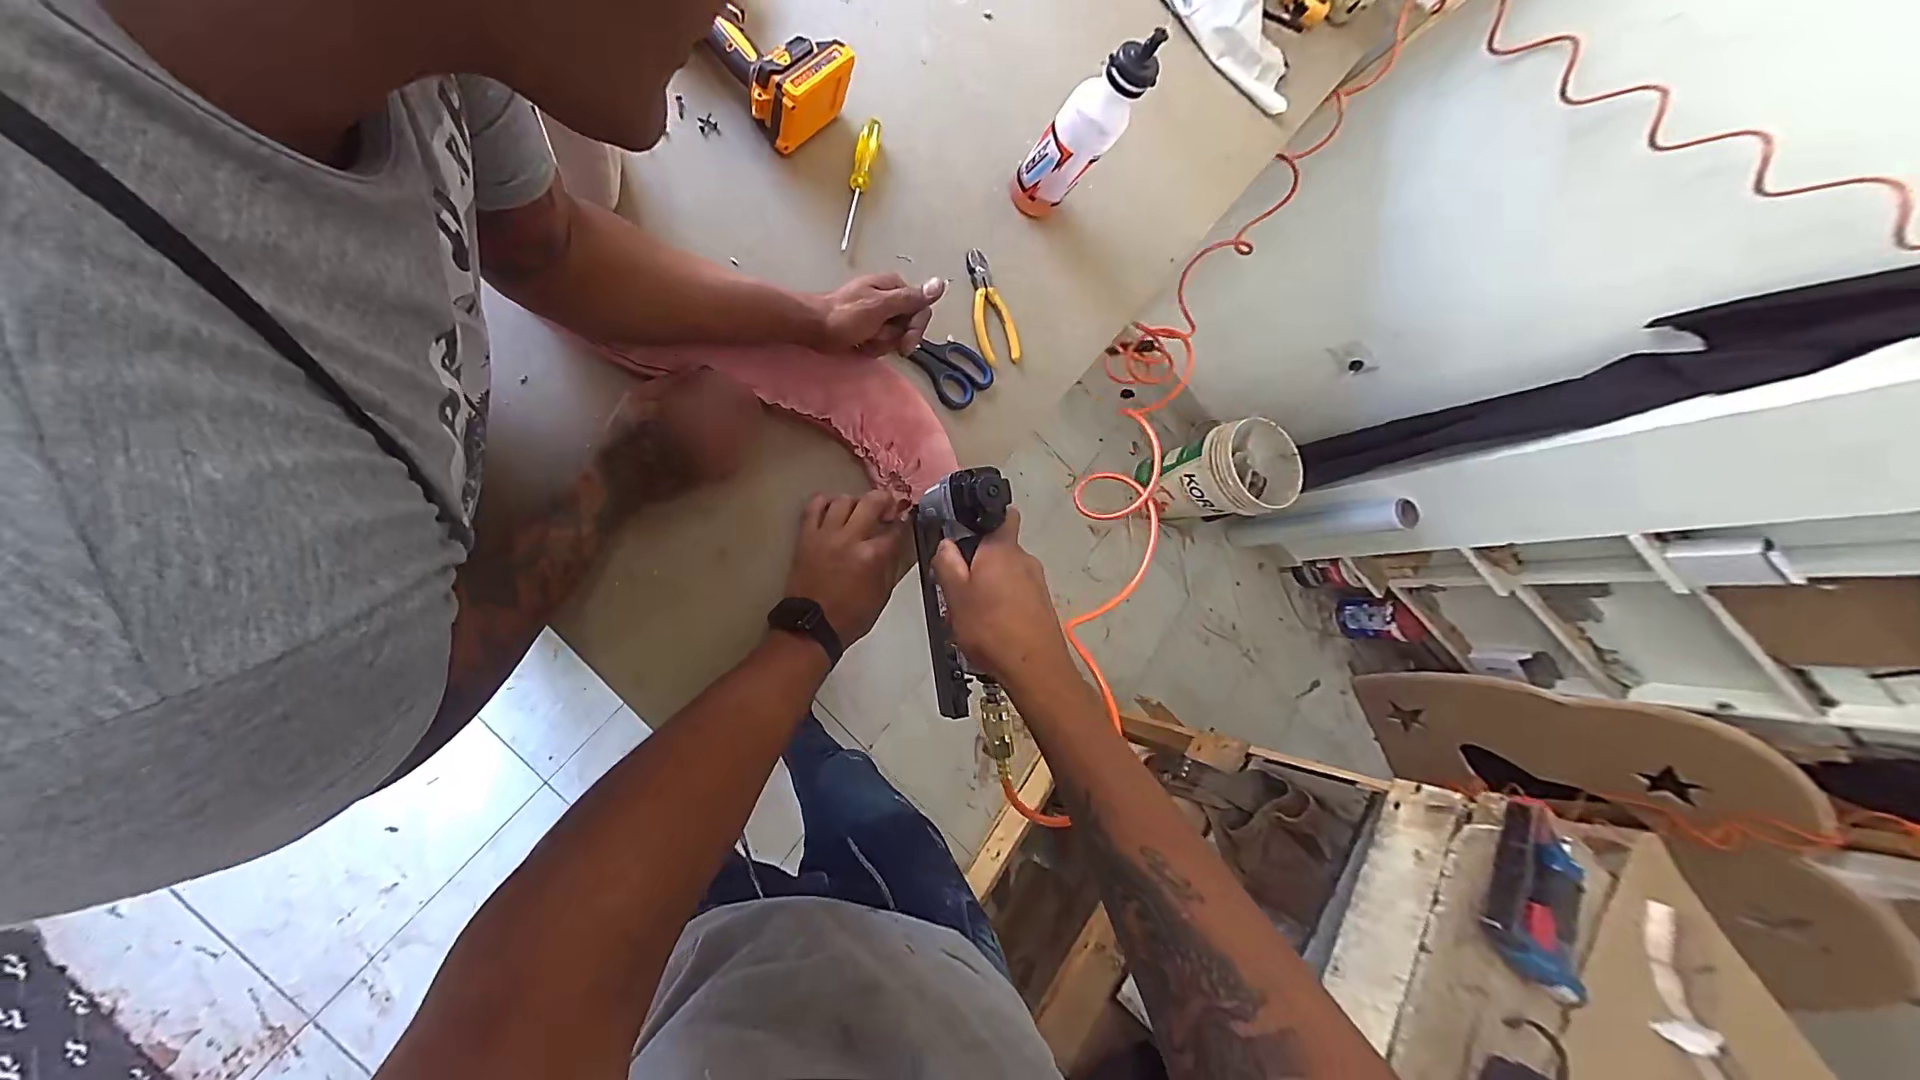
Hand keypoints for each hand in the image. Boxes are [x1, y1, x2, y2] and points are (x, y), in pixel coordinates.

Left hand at [785, 489, 909, 645]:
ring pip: (844, 499)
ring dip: (857, 502)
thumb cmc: (851, 616)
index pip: (895, 529)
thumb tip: (896, 542)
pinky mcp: (806, 536)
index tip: (904, 520)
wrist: (812, 625)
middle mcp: (850, 539)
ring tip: (859, 512)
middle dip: (886, 500)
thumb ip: (891, 563)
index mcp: (872, 556)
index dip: (903, 522)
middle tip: (887, 507)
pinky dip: (826, 501)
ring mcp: (826, 535)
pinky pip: (815, 506)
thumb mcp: (883, 593)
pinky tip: (834, 509)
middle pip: (872, 501)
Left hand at [811, 274, 945, 355]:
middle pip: (908, 325)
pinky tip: (859, 344)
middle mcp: (888, 297)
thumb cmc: (844, 316)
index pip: (921, 309)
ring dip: (881, 343)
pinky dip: (872, 346)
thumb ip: (911, 298)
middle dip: (893, 337)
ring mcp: (878, 313)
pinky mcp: (868, 327)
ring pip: (895, 336)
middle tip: (874, 338)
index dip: (915, 330)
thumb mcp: (881, 306)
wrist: (813, 328)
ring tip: (863, 339)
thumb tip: (940, 284)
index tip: (905, 346)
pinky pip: (882, 341)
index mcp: (894, 287)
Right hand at [929, 509, 1074, 689]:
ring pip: (1003, 575)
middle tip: (954, 588)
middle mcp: (1024, 559)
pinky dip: (999, 604)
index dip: (982, 517)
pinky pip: (1014, 594)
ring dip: (984, 588)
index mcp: (1002, 548)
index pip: (1001, 513)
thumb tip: (946, 544)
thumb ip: (946, 563)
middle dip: (974, 564)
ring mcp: (1036, 582)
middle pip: (996, 550)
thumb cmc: (990, 627)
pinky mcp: (1041, 604)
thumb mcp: (955, 595)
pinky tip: (986, 628)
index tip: (963, 533)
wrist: (1034, 668)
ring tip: (966, 616)